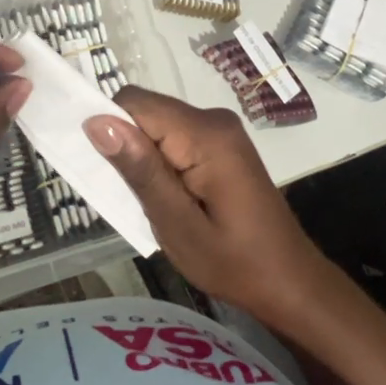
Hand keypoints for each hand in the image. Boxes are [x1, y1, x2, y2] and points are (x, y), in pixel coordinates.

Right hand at [83, 89, 327, 318]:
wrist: (288, 281)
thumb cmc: (233, 262)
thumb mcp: (177, 224)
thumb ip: (140, 170)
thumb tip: (97, 122)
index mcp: (205, 134)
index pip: (134, 103)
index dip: (110, 129)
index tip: (105, 174)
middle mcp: (213, 120)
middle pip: (146, 112)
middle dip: (126, 149)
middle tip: (132, 200)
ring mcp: (221, 132)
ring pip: (157, 127)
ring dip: (143, 161)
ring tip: (152, 206)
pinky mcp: (222, 147)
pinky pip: (175, 141)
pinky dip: (161, 166)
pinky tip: (168, 201)